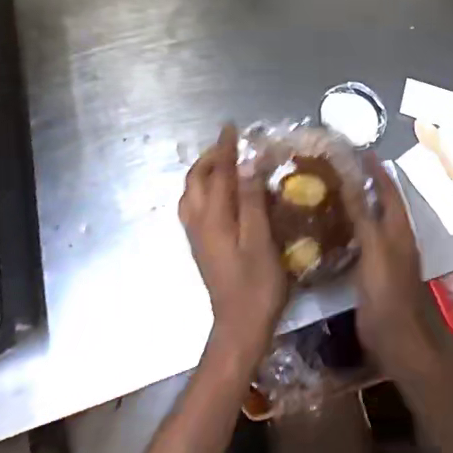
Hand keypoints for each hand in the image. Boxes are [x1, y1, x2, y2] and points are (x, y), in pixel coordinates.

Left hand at [179, 125, 286, 367]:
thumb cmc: (257, 284)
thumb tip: (247, 164)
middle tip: (230, 145)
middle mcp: (199, 222)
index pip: (218, 173)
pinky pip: (194, 207)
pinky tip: (220, 195)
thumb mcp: (261, 240)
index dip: (225, 148)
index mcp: (214, 218)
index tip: (231, 127)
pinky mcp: (201, 247)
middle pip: (196, 180)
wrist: (239, 325)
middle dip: (210, 157)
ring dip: (204, 172)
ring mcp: (197, 236)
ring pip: (191, 194)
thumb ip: (253, 201)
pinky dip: (203, 189)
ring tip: (225, 165)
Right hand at [346, 159, 439, 370]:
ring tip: (331, 191)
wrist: (398, 342)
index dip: (375, 169)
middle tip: (338, 167)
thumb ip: (363, 216)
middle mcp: (397, 237)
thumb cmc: (386, 294)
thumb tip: (352, 179)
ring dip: (358, 204)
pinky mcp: (376, 272)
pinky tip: (332, 230)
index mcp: (399, 228)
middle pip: (382, 202)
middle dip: (365, 182)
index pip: (388, 188)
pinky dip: (351, 228)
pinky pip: (363, 240)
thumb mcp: (373, 250)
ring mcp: (388, 256)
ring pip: (373, 220)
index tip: (358, 149)